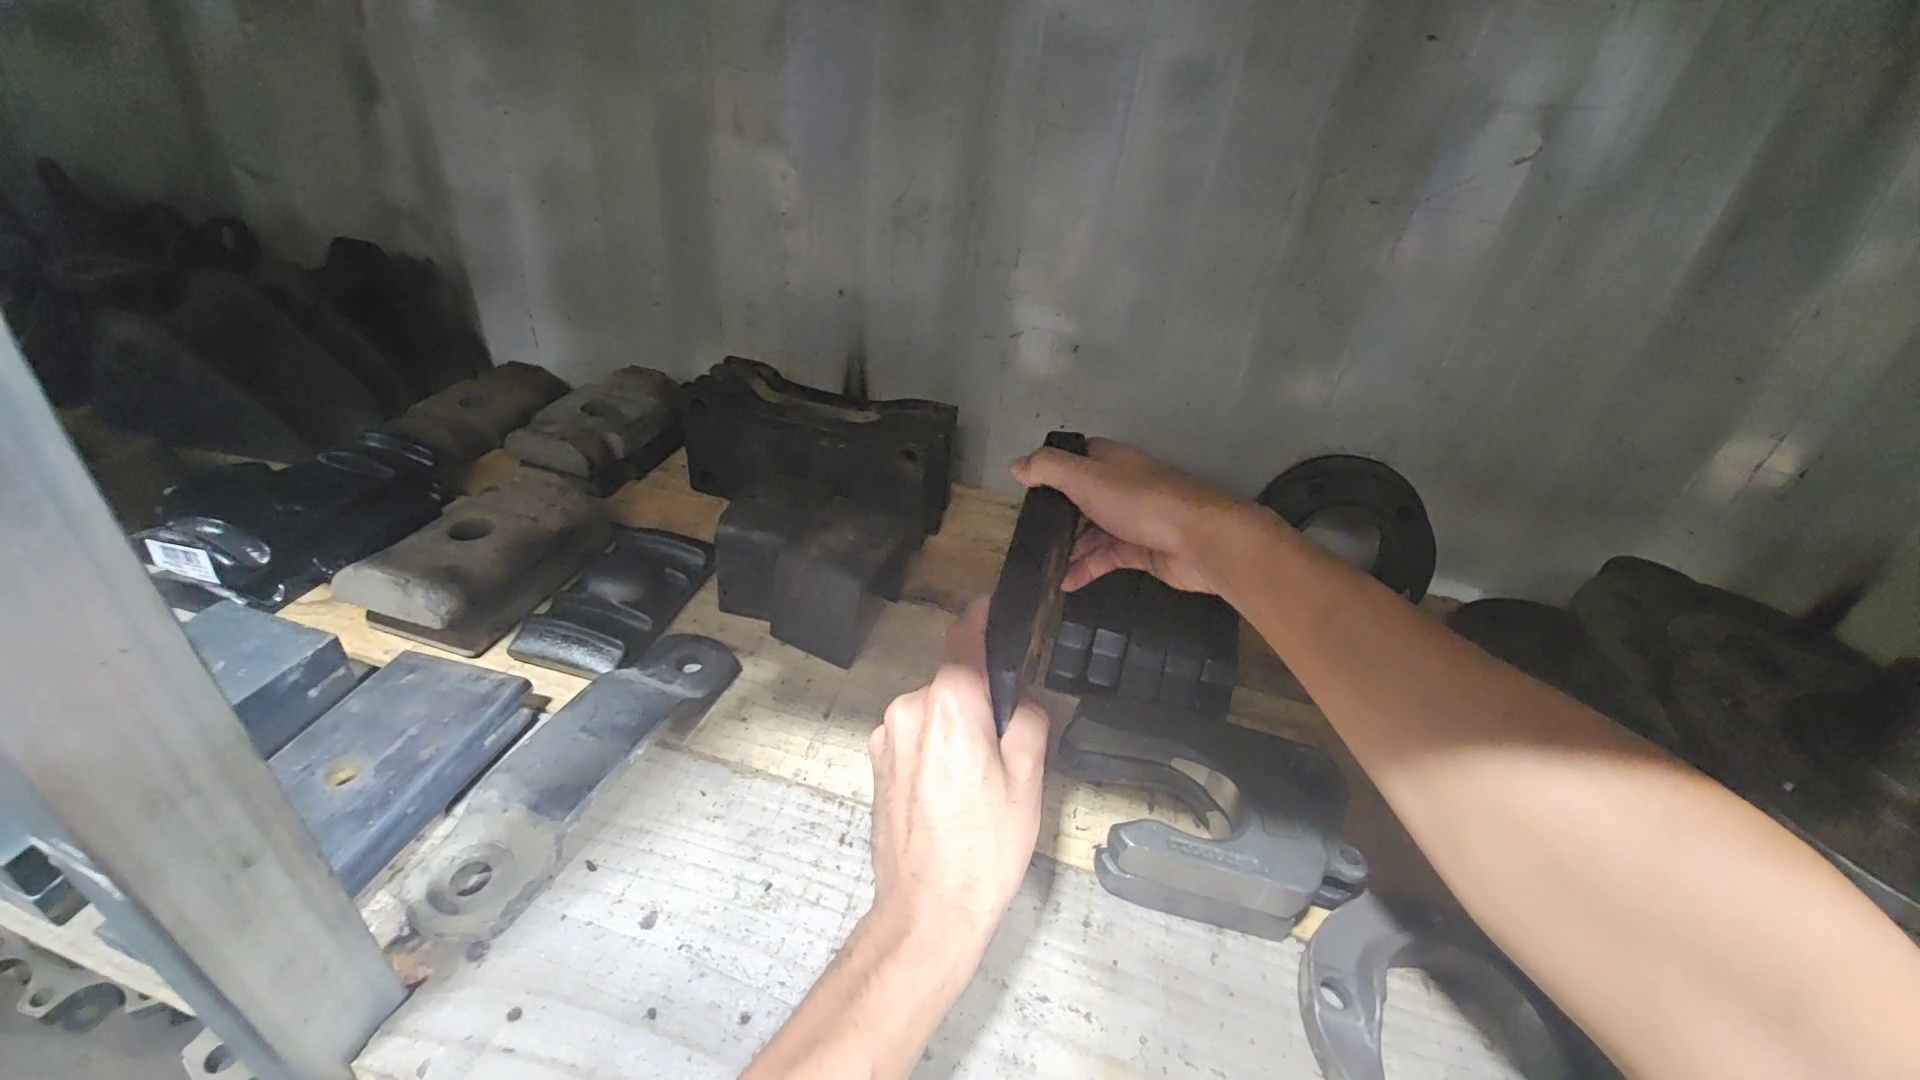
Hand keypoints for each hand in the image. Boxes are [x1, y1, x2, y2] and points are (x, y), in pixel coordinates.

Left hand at [742, 601, 1050, 1079]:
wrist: (927, 909)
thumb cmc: (984, 844)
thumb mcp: (1027, 778)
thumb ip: (1026, 720)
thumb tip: (1017, 700)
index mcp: (947, 700)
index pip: (964, 638)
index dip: (982, 619)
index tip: (994, 607)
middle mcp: (907, 706)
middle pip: (951, 682)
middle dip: (978, 698)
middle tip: (1005, 743)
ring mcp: (885, 736)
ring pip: (932, 711)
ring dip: (954, 727)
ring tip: (976, 781)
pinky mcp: (875, 762)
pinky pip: (913, 736)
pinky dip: (933, 747)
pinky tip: (949, 792)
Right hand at [1010, 437, 1252, 593]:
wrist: (1200, 540)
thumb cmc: (1141, 502)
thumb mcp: (1086, 478)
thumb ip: (1048, 469)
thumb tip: (1015, 465)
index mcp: (1109, 462)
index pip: (1073, 459)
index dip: (1049, 471)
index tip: (1024, 492)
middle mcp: (1120, 486)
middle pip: (1080, 498)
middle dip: (1055, 515)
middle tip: (1025, 536)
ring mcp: (1132, 520)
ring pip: (1091, 531)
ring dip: (1068, 547)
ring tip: (1039, 566)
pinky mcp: (1141, 550)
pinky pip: (1105, 558)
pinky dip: (1085, 569)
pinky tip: (1064, 583)